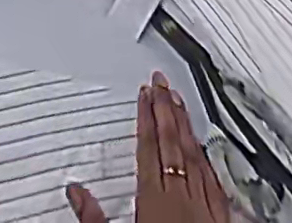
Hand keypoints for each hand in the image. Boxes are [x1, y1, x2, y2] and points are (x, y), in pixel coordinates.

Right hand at [67, 72, 234, 222]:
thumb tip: (75, 191)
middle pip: (173, 144)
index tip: (144, 94)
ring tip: (180, 102)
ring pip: (197, 158)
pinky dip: (207, 160)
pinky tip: (206, 151)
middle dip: (166, 109)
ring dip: (187, 127)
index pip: (149, 146)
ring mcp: (207, 211)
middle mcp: (183, 200)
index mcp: (156, 201)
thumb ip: (95, 218)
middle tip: (162, 83)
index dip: (146, 116)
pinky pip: (215, 183)